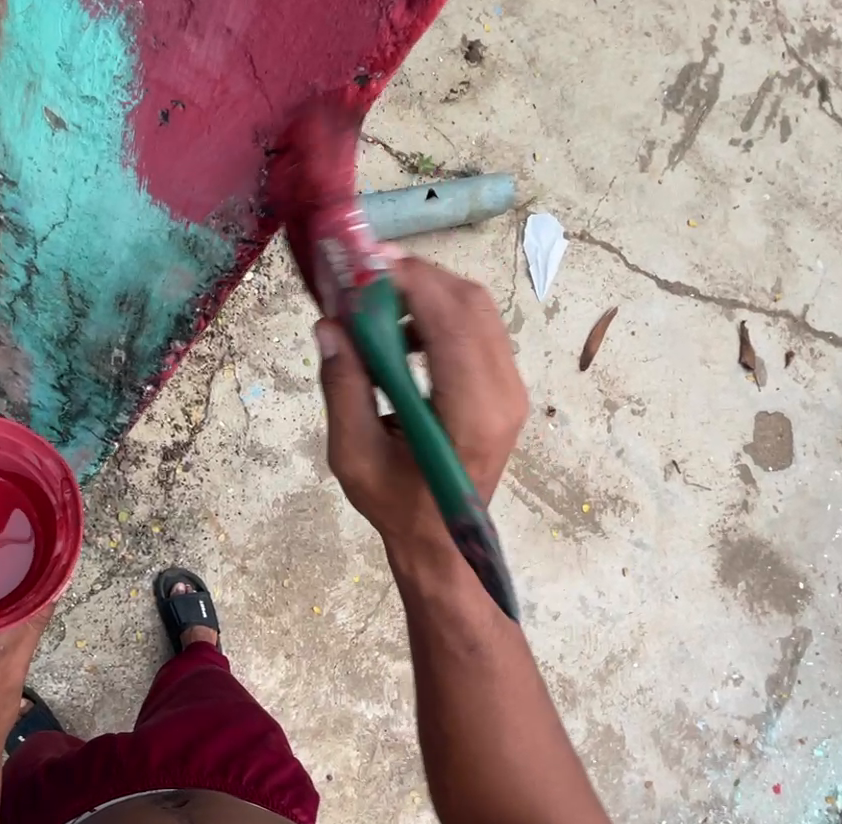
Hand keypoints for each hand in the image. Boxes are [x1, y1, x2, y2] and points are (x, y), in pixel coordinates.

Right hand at [316, 257, 527, 563]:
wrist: (442, 540)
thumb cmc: (394, 505)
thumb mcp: (353, 454)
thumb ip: (343, 388)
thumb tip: (329, 327)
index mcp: (469, 413)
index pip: (450, 321)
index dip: (409, 281)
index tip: (364, 264)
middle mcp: (503, 393)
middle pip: (471, 303)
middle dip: (417, 277)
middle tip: (365, 277)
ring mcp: (512, 389)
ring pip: (479, 311)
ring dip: (428, 294)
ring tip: (377, 306)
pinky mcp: (506, 389)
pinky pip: (479, 331)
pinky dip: (440, 317)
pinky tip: (403, 334)